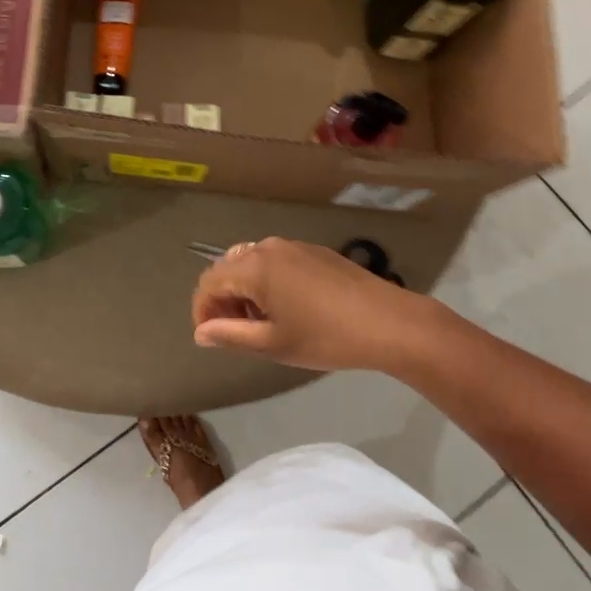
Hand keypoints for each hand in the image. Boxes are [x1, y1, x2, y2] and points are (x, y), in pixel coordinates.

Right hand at [192, 236, 422, 371]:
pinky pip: (276, 261)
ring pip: (252, 262)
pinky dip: (268, 281)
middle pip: (228, 268)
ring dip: (246, 290)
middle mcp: (268, 247)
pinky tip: (290, 308)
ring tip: (264, 322)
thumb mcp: (273, 343)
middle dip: (224, 298)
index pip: (209, 282)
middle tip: (237, 332)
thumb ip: (230, 335)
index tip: (211, 337)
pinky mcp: (315, 251)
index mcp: (254, 267)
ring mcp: (294, 246)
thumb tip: (200, 333)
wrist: (389, 323)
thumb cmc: (326, 337)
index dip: (203, 310)